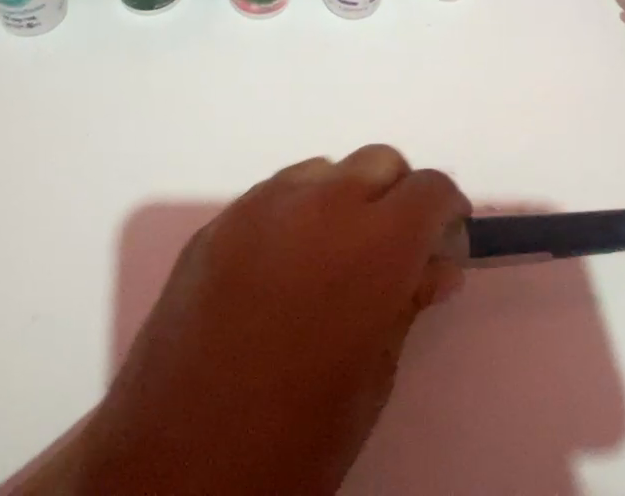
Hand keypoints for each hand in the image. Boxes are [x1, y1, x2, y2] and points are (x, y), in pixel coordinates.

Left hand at [65, 146, 469, 495]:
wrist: (177, 462)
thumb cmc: (296, 434)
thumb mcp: (374, 375)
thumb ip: (409, 302)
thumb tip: (435, 266)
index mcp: (374, 244)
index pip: (431, 188)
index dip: (446, 214)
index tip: (443, 247)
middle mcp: (318, 205)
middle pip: (379, 163)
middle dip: (398, 199)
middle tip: (393, 256)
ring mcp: (259, 208)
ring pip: (323, 172)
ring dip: (344, 200)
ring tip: (333, 262)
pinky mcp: (215, 225)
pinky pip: (274, 195)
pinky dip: (296, 214)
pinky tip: (284, 270)